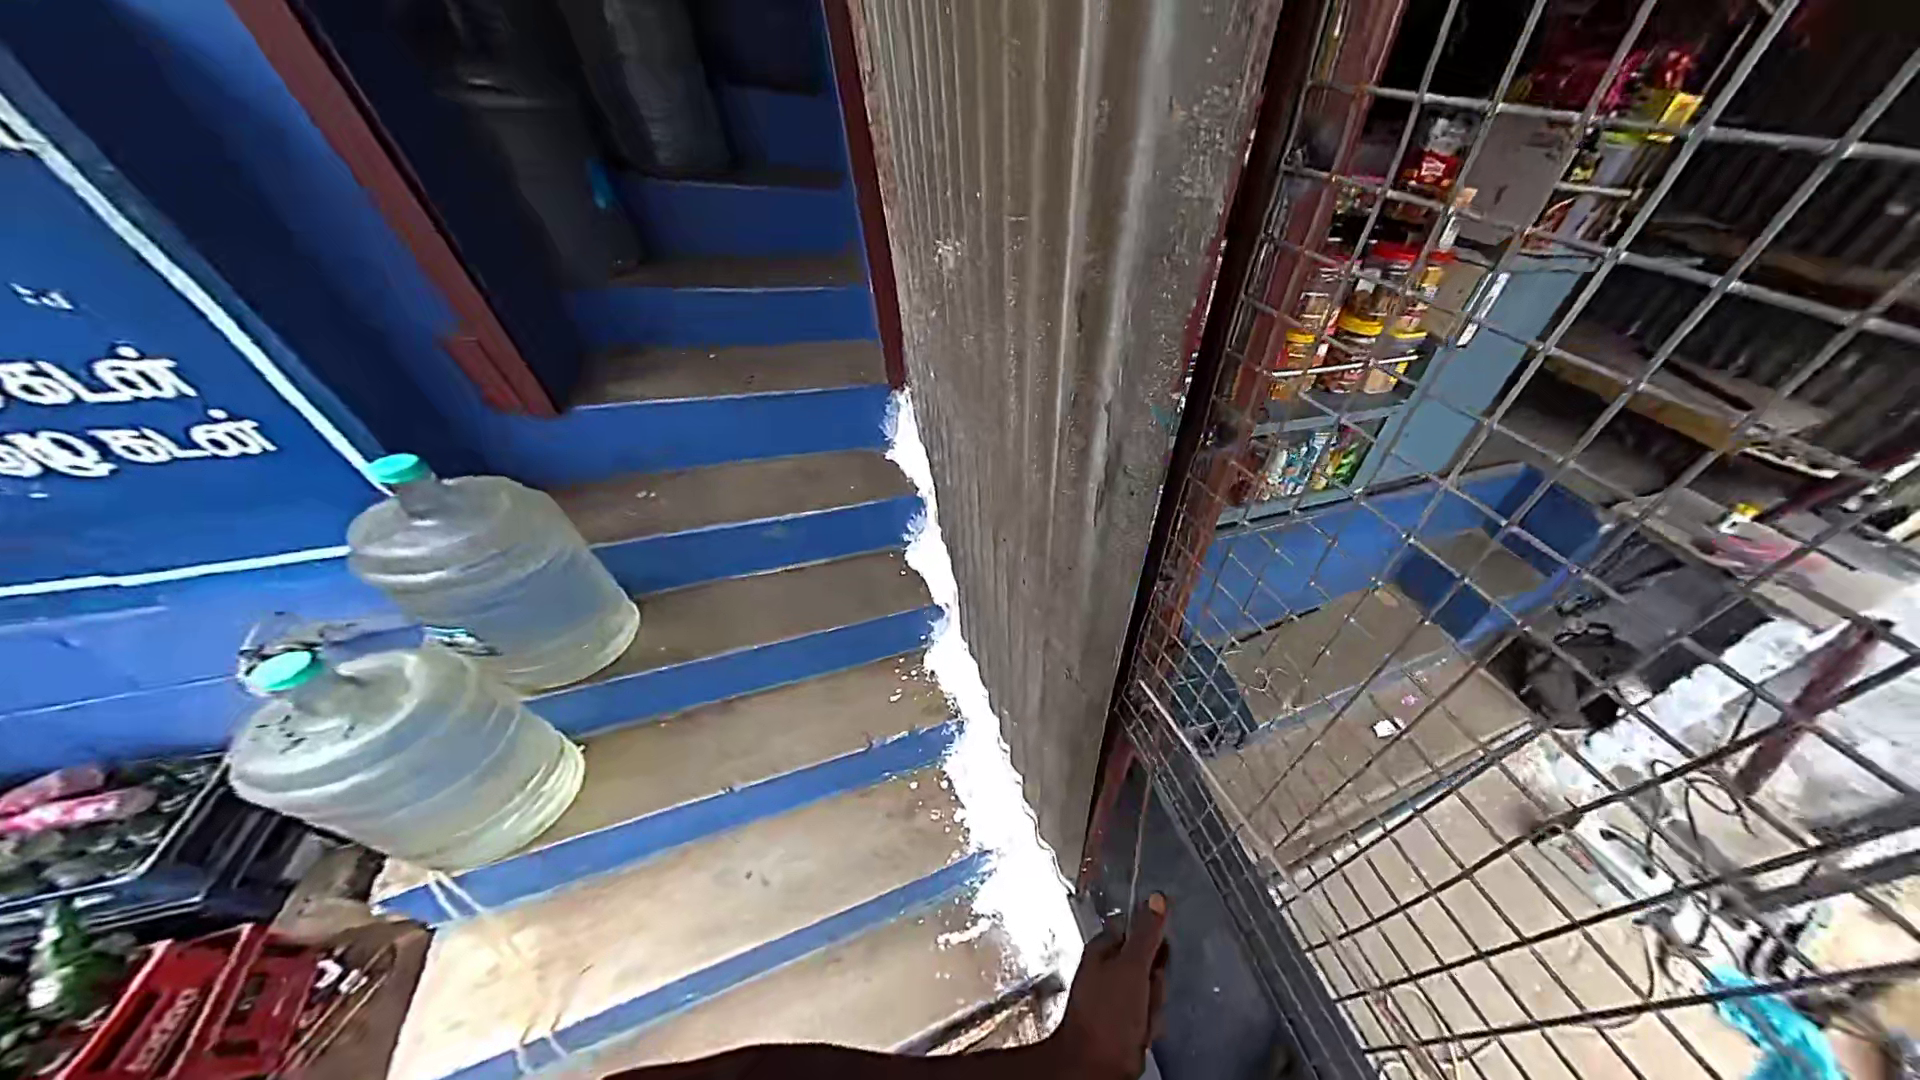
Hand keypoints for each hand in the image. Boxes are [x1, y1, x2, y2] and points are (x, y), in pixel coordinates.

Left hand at [1044, 893, 1169, 1079]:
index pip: (1136, 931)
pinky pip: (1147, 1017)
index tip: (1158, 960)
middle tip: (1146, 996)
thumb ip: (1146, 934)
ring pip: (1150, 994)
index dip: (1152, 947)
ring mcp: (1114, 996)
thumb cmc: (1108, 1012)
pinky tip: (1141, 1035)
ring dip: (1152, 1008)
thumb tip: (1157, 898)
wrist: (1095, 1065)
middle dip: (1154, 984)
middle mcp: (1106, 968)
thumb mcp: (1132, 966)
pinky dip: (1148, 1027)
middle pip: (1147, 965)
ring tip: (1141, 1021)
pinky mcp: (1122, 1022)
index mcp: (1103, 948)